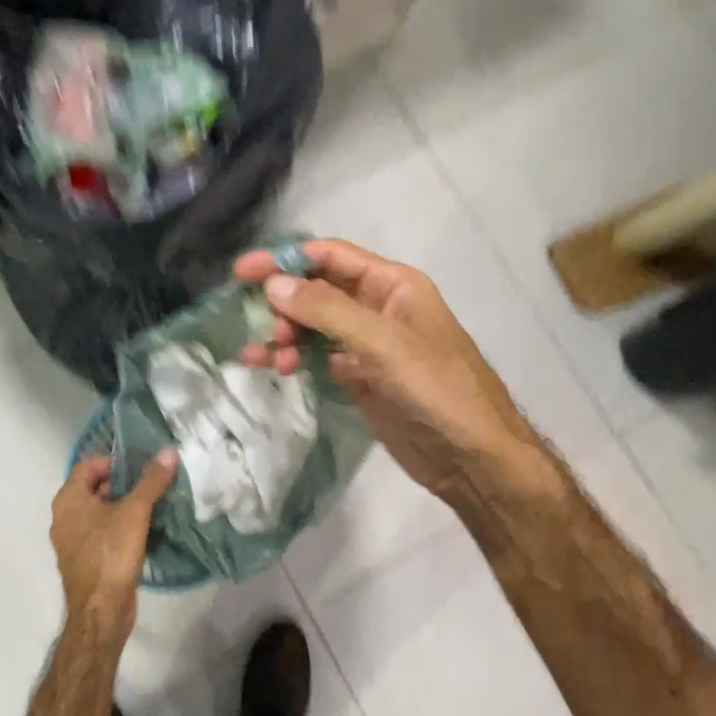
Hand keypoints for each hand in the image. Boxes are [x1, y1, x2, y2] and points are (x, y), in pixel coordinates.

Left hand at [49, 450, 178, 642]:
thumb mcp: (134, 513)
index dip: (114, 461)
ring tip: (155, 502)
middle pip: (95, 488)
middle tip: (153, 481)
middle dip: (123, 483)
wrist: (101, 612)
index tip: (141, 465)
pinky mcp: (87, 560)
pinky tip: (146, 530)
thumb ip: (151, 481)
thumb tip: (169, 451)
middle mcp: (65, 517)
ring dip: (125, 506)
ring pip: (100, 512)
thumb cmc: (111, 555)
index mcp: (68, 500)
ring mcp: (74, 541)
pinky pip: (104, 533)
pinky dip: (121, 527)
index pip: (88, 465)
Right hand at [234, 239, 556, 504]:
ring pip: (312, 326)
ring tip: (262, 357)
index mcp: (393, 285)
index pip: (330, 256)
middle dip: (284, 303)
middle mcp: (378, 307)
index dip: (285, 259)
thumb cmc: (438, 390)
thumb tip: (273, 285)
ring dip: (284, 334)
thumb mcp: (383, 344)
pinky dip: (293, 359)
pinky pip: (316, 357)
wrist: (473, 458)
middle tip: (262, 328)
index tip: (242, 272)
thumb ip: (327, 311)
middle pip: (316, 290)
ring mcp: (367, 344)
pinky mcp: (359, 377)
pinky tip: (273, 369)